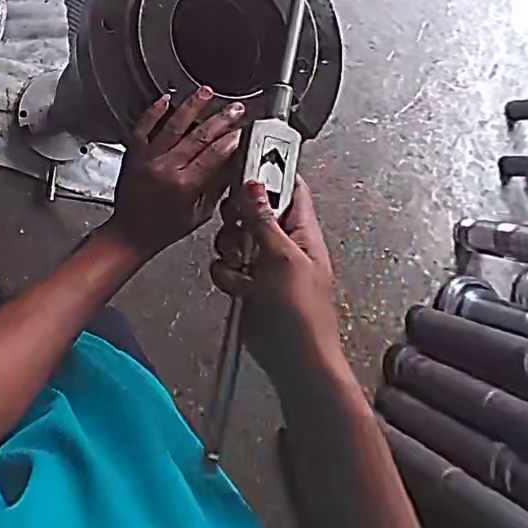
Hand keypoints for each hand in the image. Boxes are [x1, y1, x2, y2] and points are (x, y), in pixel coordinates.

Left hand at [105, 87, 245, 256]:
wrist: (130, 232)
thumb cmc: (163, 228)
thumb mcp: (199, 214)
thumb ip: (216, 188)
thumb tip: (232, 165)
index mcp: (184, 185)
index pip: (214, 155)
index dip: (230, 140)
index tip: (241, 130)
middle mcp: (166, 168)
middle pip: (199, 136)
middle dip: (221, 119)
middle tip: (234, 108)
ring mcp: (148, 158)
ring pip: (173, 125)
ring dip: (192, 106)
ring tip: (206, 92)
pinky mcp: (134, 153)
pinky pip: (144, 126)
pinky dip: (155, 111)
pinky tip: (166, 99)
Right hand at [211, 176, 343, 384]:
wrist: (294, 362)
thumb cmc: (303, 314)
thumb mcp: (283, 257)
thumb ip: (264, 219)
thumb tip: (254, 184)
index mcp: (302, 231)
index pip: (289, 187)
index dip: (269, 172)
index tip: (245, 165)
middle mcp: (282, 243)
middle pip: (252, 209)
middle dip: (238, 216)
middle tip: (238, 226)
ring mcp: (263, 263)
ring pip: (234, 236)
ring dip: (229, 248)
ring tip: (239, 263)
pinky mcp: (246, 283)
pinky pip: (225, 265)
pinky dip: (225, 273)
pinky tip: (237, 286)